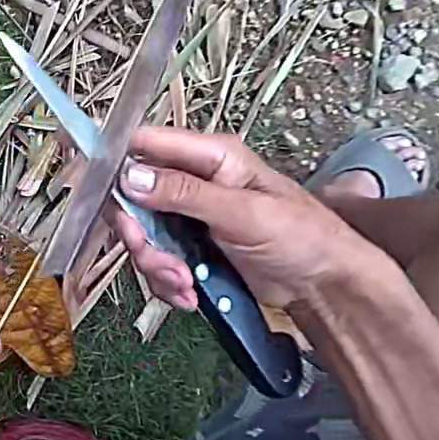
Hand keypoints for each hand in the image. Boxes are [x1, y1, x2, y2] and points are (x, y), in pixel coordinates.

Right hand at [106, 127, 380, 308]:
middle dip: (140, 235)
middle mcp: (190, 181)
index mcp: (208, 157)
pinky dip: (166, 281)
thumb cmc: (301, 237)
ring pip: (140, 235)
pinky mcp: (185, 246)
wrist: (325, 287)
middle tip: (159, 260)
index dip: (119, 168)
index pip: (145, 145)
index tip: (113, 204)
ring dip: (155, 265)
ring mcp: (184, 216)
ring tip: (186, 284)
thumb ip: (185, 193)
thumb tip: (129, 176)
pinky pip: (154, 260)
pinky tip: (190, 293)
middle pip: (132, 198)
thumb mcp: (244, 212)